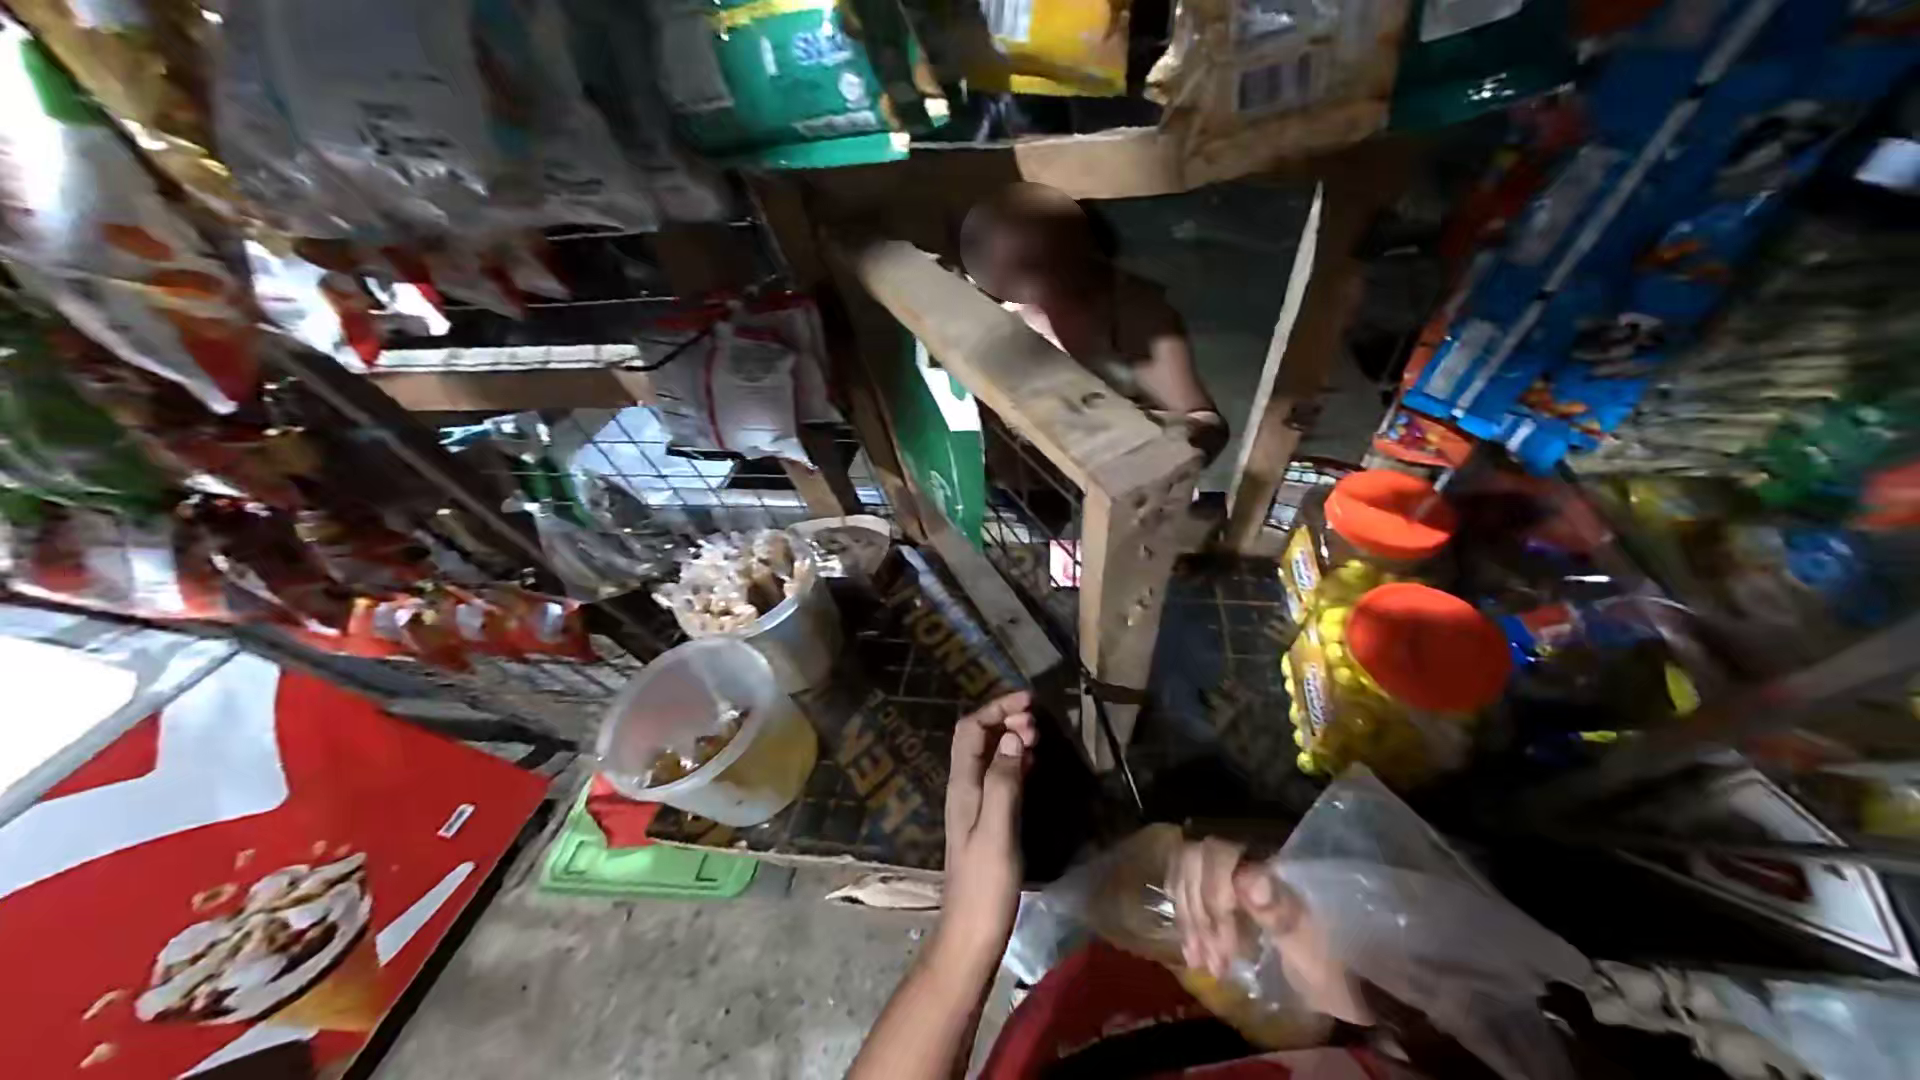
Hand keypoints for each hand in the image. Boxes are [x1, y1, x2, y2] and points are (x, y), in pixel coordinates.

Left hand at [937, 691, 1034, 966]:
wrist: (972, 933)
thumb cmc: (985, 884)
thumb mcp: (997, 831)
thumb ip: (1003, 782)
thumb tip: (1012, 737)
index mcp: (962, 786)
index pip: (971, 729)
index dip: (996, 708)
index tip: (1029, 702)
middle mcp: (964, 788)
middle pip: (978, 738)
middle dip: (1004, 719)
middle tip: (1037, 722)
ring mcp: (975, 805)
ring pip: (990, 756)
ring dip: (1010, 738)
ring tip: (1039, 735)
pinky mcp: (988, 821)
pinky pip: (1000, 777)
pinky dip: (1015, 761)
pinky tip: (1033, 763)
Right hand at [1169, 837, 1368, 1022]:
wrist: (1354, 983)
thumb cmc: (1337, 964)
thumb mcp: (1314, 947)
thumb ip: (1281, 912)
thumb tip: (1249, 878)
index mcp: (1268, 858)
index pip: (1217, 853)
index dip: (1211, 896)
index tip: (1225, 946)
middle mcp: (1246, 852)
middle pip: (1195, 862)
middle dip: (1198, 913)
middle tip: (1211, 960)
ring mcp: (1232, 868)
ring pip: (1187, 875)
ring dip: (1191, 921)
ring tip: (1203, 962)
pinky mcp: (1224, 887)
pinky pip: (1190, 889)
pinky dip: (1188, 920)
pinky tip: (1194, 951)